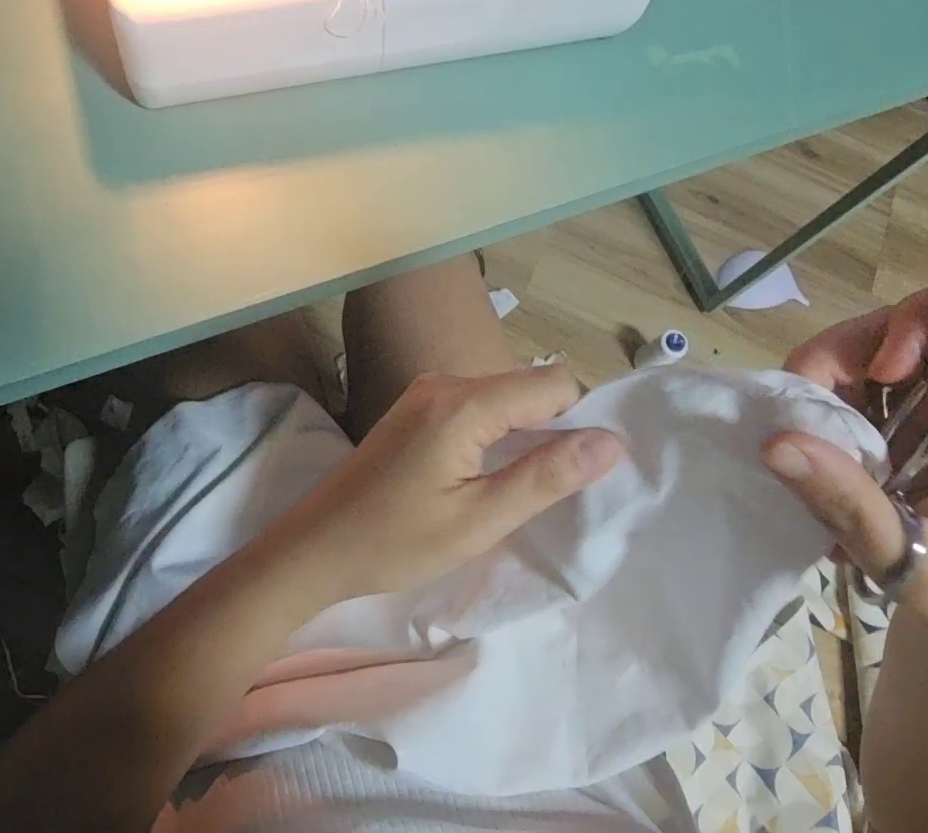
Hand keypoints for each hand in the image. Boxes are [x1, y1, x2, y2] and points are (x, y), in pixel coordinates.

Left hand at [269, 366, 622, 601]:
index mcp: (463, 402)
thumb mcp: (479, 520)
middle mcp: (446, 381)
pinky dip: (496, 433)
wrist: (316, 546)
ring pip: (507, 394)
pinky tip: (482, 476)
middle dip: (554, 429)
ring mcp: (427, 390)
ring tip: (514, 487)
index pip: (555, 384)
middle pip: (530, 385)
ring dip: (525, 433)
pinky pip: (479, 404)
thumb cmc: (396, 542)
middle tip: (546, 488)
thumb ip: (546, 477)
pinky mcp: (417, 406)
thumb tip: (611, 443)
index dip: (579, 423)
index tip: (577, 473)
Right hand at [763, 281, 927, 672]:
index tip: (882, 371)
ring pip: (884, 344)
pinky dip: (821, 399)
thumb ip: (854, 507)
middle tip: (806, 394)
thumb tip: (774, 442)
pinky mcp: (908, 427)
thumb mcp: (923, 567)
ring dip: (829, 372)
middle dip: (859, 344)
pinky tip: (809, 447)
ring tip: (799, 432)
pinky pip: (859, 383)